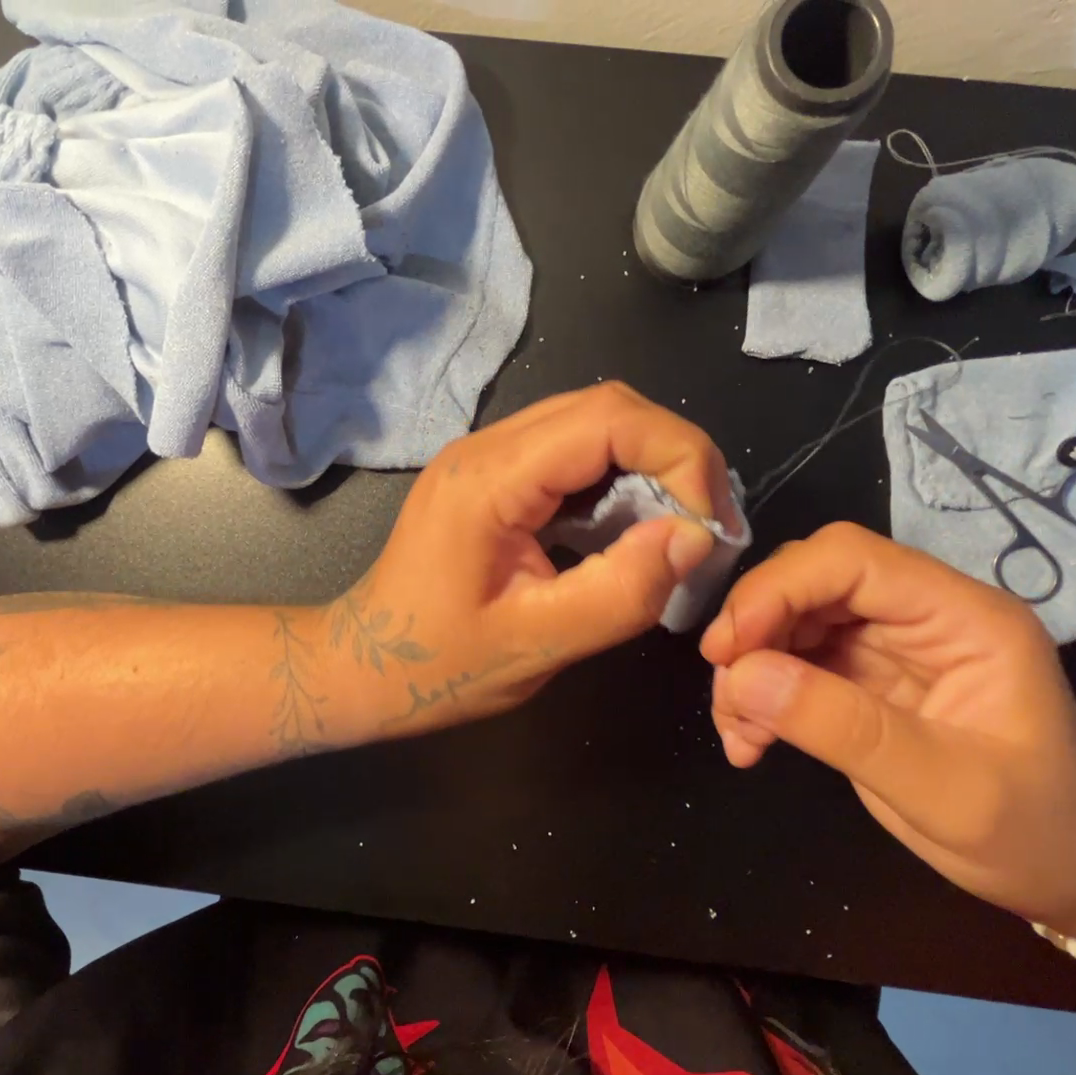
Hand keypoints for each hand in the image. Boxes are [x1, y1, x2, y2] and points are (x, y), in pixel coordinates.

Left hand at [341, 382, 734, 734]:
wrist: (364, 666)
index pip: (609, 419)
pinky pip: (568, 454)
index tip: (711, 523)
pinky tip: (628, 530)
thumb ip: (621, 592)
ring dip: (647, 468)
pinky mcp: (490, 476)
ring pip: (591, 425)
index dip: (680, 455)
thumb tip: (693, 537)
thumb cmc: (438, 665)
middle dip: (673, 457)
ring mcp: (484, 457)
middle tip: (704, 527)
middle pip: (605, 408)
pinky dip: (614, 481)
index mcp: (489, 479)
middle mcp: (485, 448)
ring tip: (676, 530)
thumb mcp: (538, 644)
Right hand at [700, 523, 1075, 945]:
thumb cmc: (1034, 835)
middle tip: (725, 690)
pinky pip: (785, 660)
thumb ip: (844, 728)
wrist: (1072, 878)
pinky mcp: (858, 675)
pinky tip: (749, 741)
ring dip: (747, 667)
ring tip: (738, 732)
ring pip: (786, 617)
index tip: (728, 650)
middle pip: (809, 578)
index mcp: (962, 617)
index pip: (850, 559)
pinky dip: (755, 694)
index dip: (778, 588)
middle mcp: (920, 614)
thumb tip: (740, 675)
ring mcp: (887, 642)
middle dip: (753, 627)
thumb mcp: (945, 791)